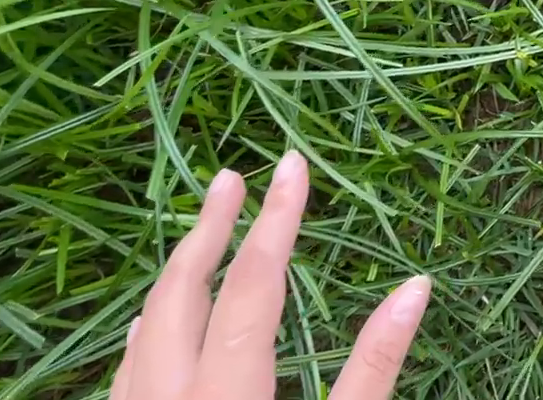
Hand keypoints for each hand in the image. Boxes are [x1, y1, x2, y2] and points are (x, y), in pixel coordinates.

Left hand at [110, 151, 431, 399]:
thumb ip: (373, 369)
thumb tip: (417, 283)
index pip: (252, 288)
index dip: (277, 220)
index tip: (294, 166)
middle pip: (175, 301)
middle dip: (206, 230)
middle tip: (236, 175)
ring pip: (136, 338)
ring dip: (174, 274)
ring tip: (203, 229)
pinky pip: (125, 376)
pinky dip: (152, 328)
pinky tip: (165, 323)